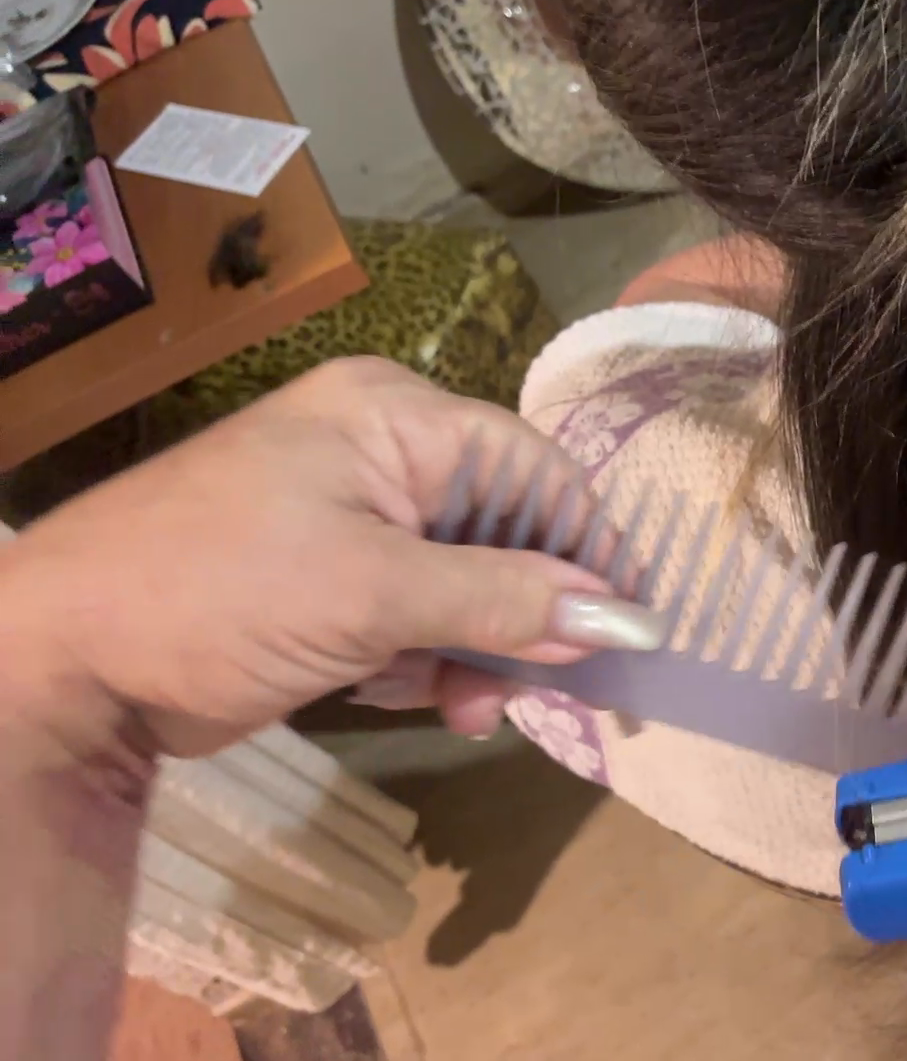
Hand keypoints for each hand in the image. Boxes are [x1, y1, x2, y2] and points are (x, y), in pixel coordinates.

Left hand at [0, 357, 661, 755]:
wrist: (41, 678)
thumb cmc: (208, 597)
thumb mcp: (375, 595)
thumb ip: (510, 601)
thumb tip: (624, 619)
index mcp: (400, 420)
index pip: (538, 472)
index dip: (587, 545)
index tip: (623, 617)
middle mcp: (397, 455)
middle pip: (515, 533)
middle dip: (529, 615)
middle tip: (555, 679)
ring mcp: (376, 516)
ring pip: (484, 581)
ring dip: (490, 651)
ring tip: (478, 710)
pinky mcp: (360, 573)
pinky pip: (443, 610)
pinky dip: (448, 662)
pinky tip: (437, 702)